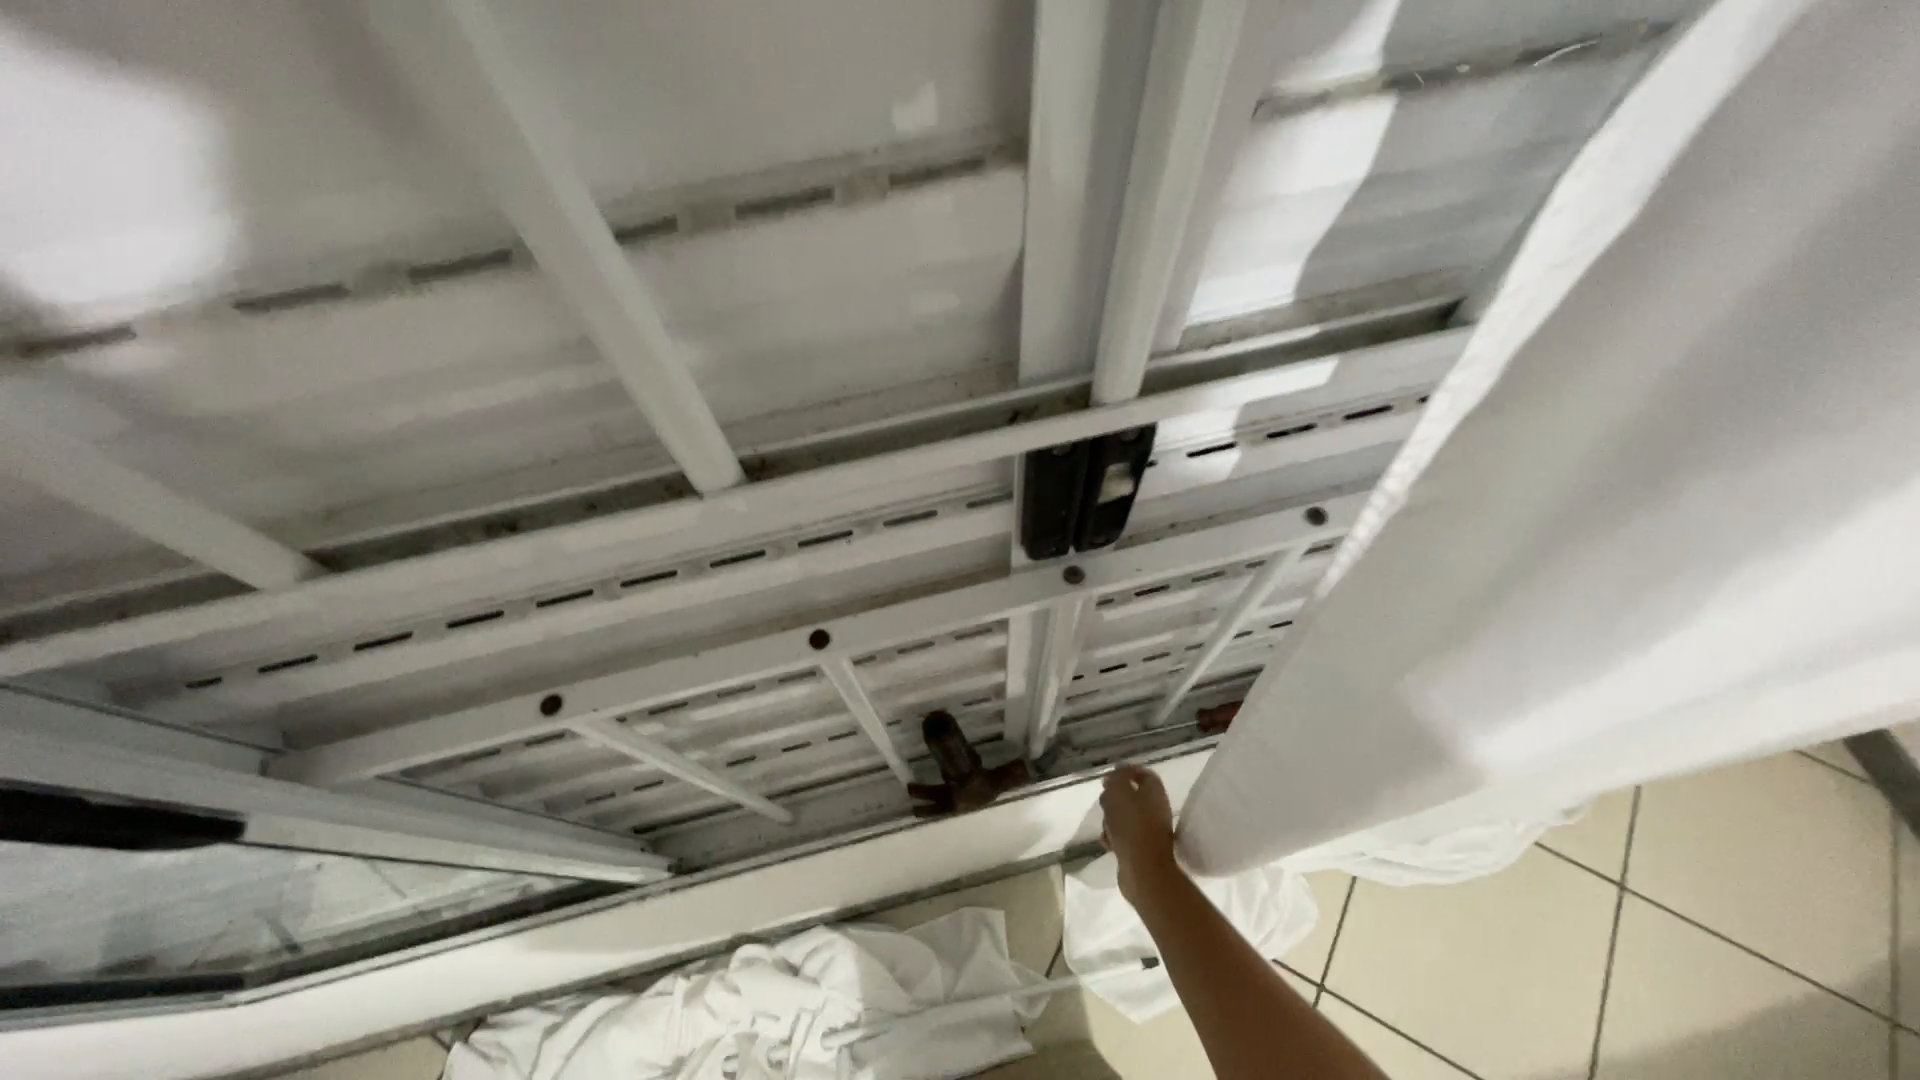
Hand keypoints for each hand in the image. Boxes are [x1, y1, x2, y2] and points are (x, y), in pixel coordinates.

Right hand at [1101, 764, 1179, 904]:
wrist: (1144, 871)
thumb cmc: (1132, 827)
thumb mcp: (1118, 793)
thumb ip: (1115, 780)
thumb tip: (1112, 779)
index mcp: (1154, 793)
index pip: (1144, 774)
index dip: (1126, 771)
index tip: (1109, 775)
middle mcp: (1155, 810)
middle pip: (1131, 796)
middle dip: (1114, 798)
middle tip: (1105, 802)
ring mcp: (1148, 831)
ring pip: (1124, 816)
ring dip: (1111, 819)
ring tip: (1107, 826)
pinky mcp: (1140, 849)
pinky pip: (1122, 836)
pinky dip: (1113, 837)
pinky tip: (1108, 843)